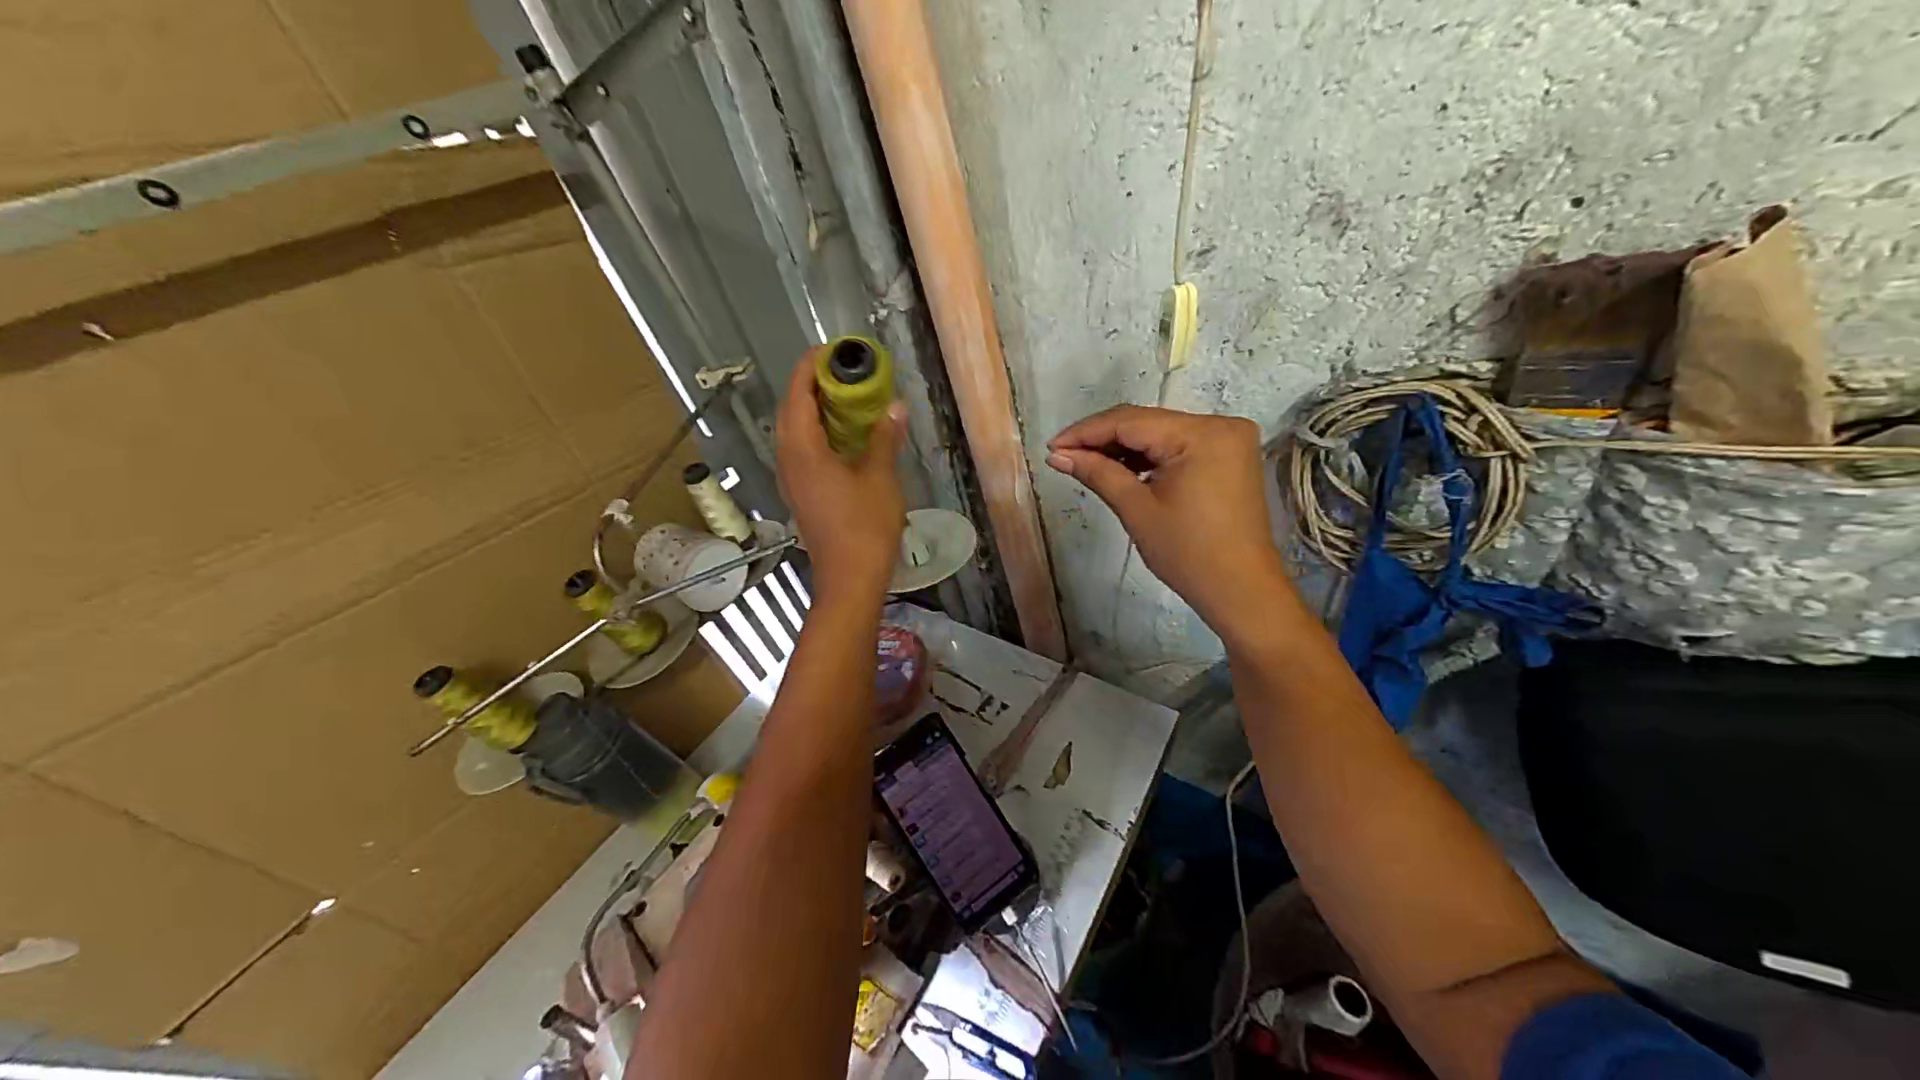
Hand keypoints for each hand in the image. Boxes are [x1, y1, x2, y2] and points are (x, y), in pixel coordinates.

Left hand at [776, 349, 907, 598]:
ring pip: (793, 432)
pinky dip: (816, 434)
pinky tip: (842, 437)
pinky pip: (801, 451)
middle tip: (842, 373)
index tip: (832, 351)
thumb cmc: (865, 527)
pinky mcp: (800, 494)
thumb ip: (883, 438)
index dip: (810, 368)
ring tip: (844, 398)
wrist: (850, 579)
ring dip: (813, 410)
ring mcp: (791, 480)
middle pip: (790, 411)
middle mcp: (788, 461)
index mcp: (802, 450)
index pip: (797, 394)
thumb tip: (894, 407)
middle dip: (811, 386)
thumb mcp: (880, 478)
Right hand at [1046, 405, 1297, 639]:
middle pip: (1147, 423)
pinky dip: (1149, 457)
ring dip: (1123, 448)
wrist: (1241, 589)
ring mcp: (1229, 439)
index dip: (1086, 432)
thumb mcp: (1137, 510)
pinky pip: (1178, 446)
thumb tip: (1057, 456)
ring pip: (1161, 433)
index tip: (1052, 447)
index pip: (1130, 421)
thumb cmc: (1188, 553)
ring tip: (1084, 464)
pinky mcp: (1229, 456)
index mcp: (1202, 434)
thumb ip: (1097, 473)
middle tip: (1062, 455)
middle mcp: (1221, 425)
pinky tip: (1120, 469)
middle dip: (1102, 439)